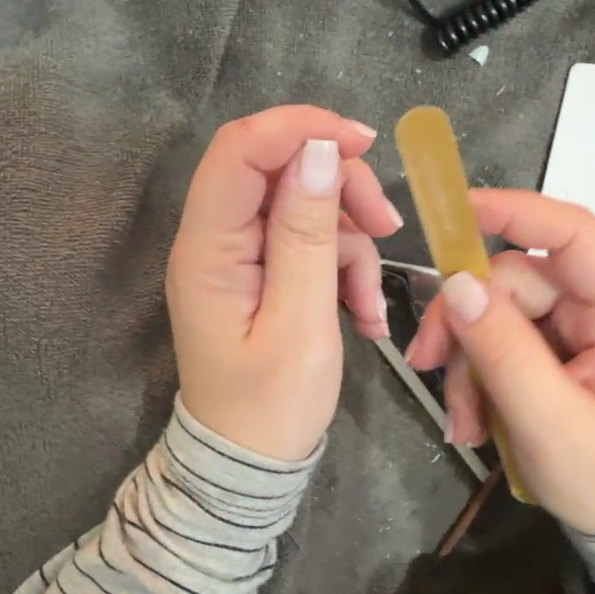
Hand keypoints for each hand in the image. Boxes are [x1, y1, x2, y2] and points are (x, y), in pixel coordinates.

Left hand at [167, 106, 404, 460]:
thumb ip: (306, 234)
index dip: (300, 129)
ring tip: (371, 306)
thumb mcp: (300, 322)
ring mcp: (240, 256)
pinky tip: (364, 318)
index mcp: (208, 247)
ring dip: (351, 242)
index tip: (364, 143)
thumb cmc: (270, 407)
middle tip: (387, 226)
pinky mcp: (264, 274)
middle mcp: (215, 239)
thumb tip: (318, 153)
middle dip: (340, 190)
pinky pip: (311, 244)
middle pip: (279, 169)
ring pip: (305, 206)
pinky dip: (345, 270)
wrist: (249, 464)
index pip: (240, 149)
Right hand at [406, 190, 594, 534]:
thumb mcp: (552, 424)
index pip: (575, 234)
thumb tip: (457, 286)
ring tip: (462, 420)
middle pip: (516, 278)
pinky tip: (471, 421)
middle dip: (464, 319)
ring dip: (465, 360)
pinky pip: (495, 340)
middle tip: (426, 363)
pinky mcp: (549, 352)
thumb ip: (505, 354)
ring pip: (495, 311)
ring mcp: (573, 330)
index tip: (455, 211)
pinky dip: (473, 376)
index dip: (517, 212)